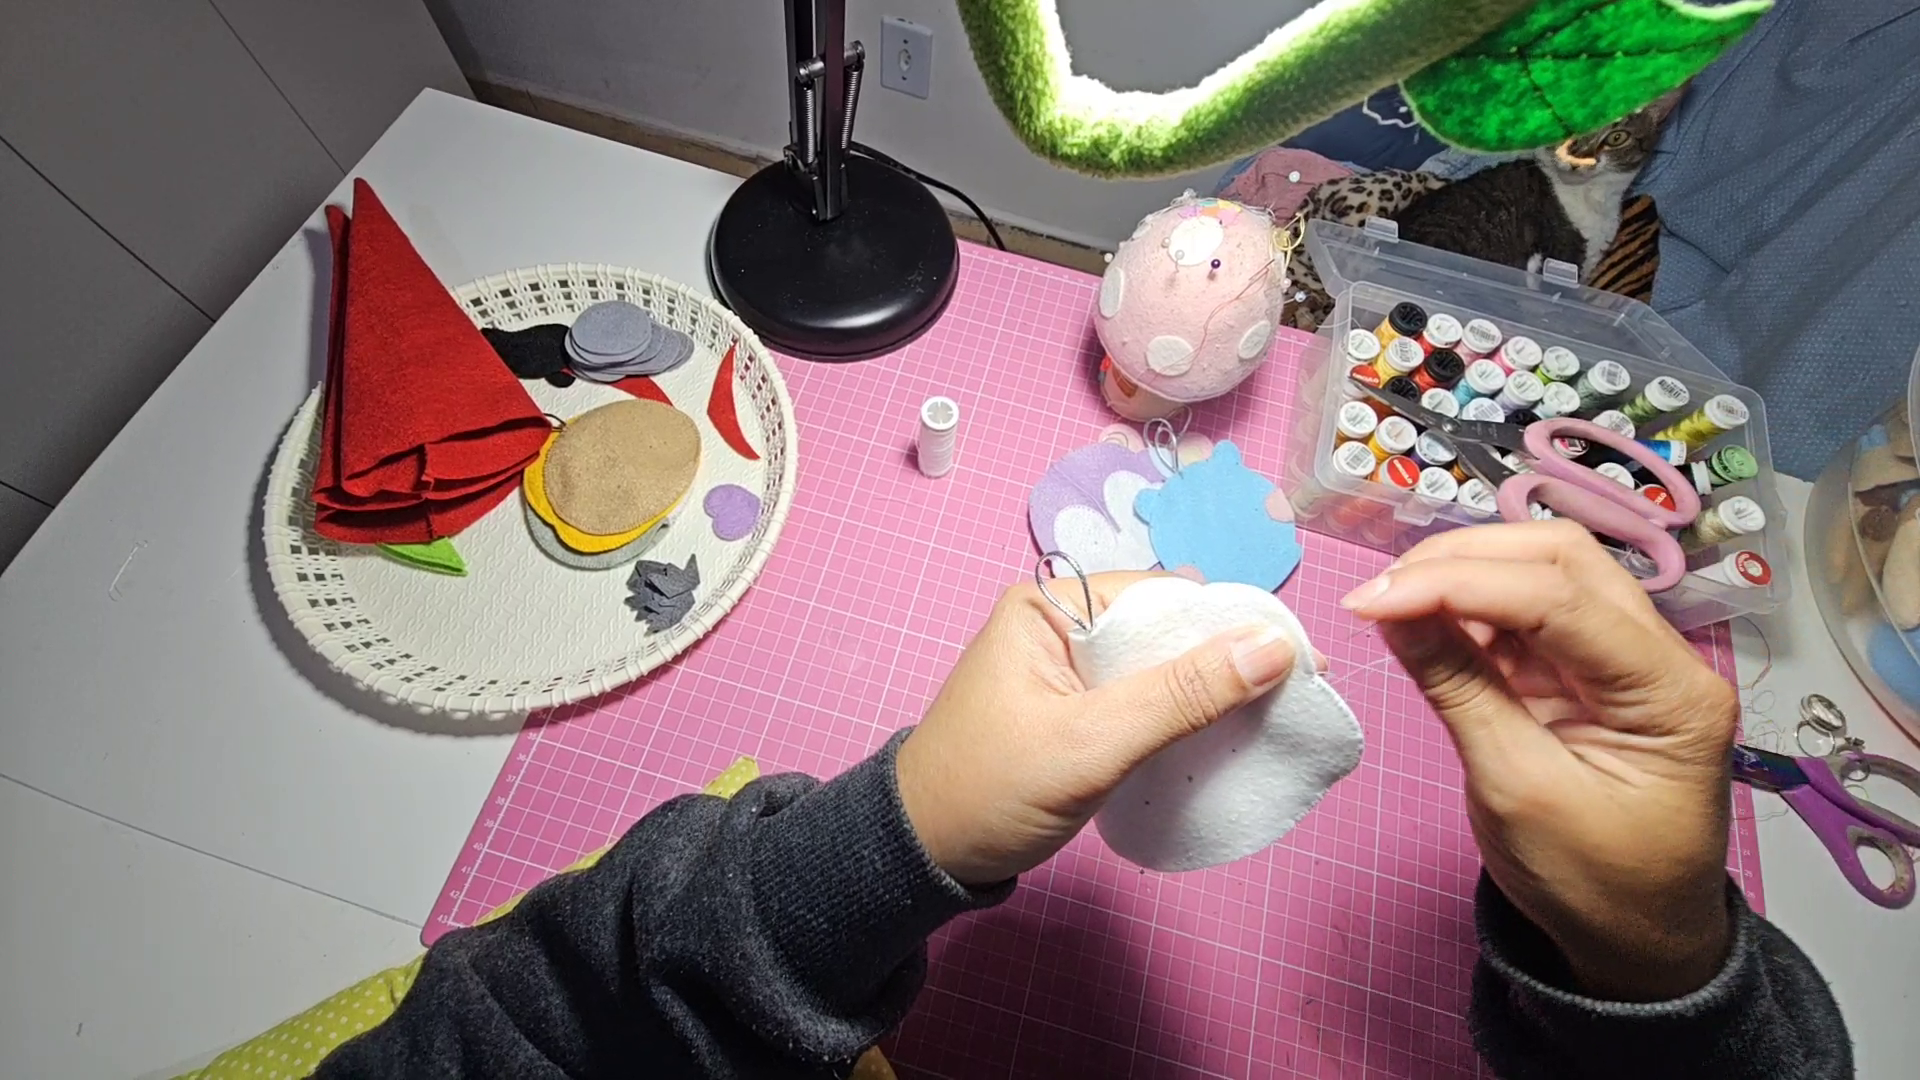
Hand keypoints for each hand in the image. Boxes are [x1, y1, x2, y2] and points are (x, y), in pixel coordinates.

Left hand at [896, 572, 1299, 886]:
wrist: (930, 851)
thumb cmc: (993, 788)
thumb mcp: (1089, 742)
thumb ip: (1179, 695)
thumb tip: (1271, 645)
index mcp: (1048, 607)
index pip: (1155, 594)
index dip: (1228, 621)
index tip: (1301, 656)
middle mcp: (1059, 623)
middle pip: (1159, 627)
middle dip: (1224, 655)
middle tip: (1301, 687)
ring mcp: (1067, 666)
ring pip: (1155, 664)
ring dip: (1208, 686)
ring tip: (1276, 710)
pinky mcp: (1075, 705)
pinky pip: (1140, 696)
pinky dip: (1181, 712)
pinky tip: (1223, 730)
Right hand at [1340, 520, 1737, 1000]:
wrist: (1627, 932)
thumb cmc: (1588, 874)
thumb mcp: (1513, 784)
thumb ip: (1455, 685)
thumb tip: (1389, 610)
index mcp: (1666, 689)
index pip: (1555, 598)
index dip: (1453, 586)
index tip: (1367, 602)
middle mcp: (1651, 652)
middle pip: (1556, 556)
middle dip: (1459, 559)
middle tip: (1380, 593)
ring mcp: (1610, 653)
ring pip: (1534, 568)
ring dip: (1455, 572)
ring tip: (1389, 603)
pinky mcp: (1569, 664)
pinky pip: (1511, 608)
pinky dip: (1456, 603)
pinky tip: (1417, 621)